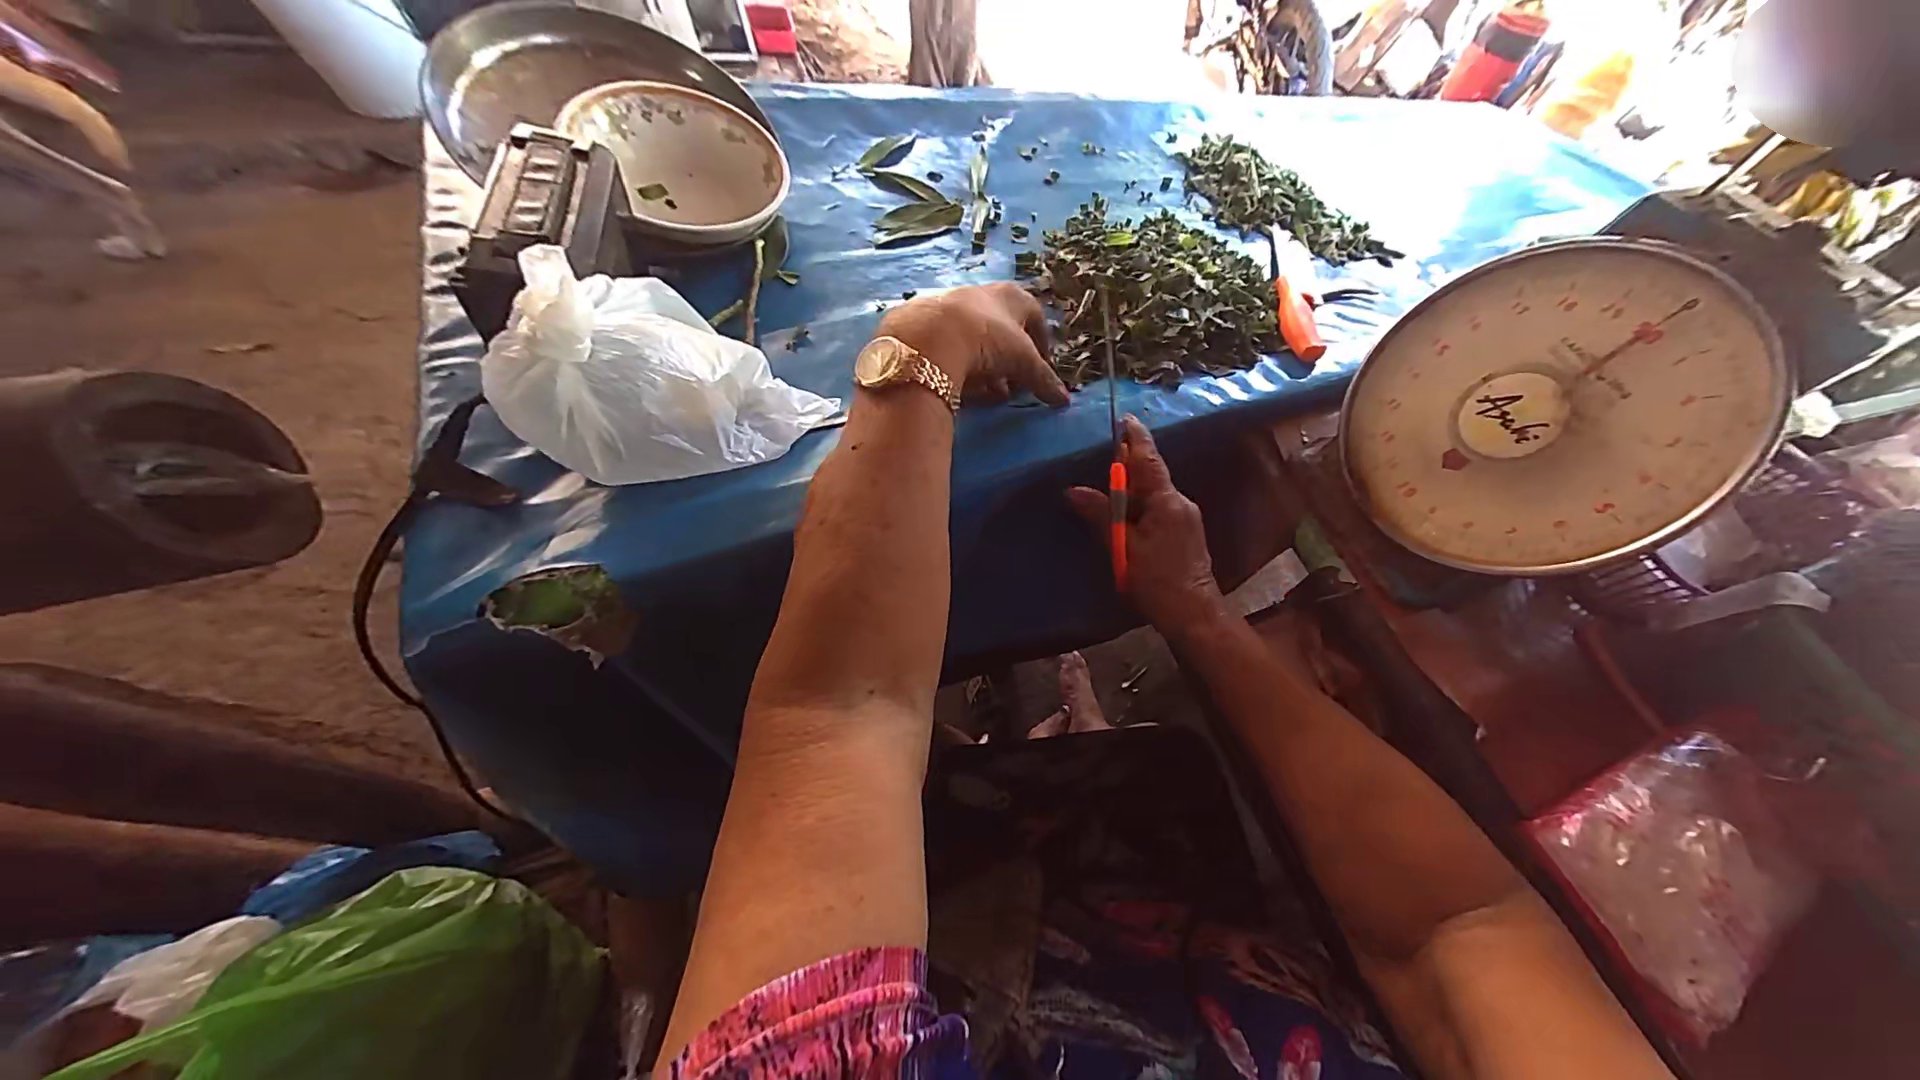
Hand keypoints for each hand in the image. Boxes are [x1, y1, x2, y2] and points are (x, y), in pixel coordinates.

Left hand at [877, 284, 1069, 406]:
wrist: (930, 335)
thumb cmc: (989, 339)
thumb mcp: (1022, 361)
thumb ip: (1043, 380)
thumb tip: (1063, 400)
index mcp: (1012, 296)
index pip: (1035, 318)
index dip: (1041, 347)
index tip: (1041, 370)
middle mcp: (982, 296)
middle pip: (1003, 332)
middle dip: (1011, 363)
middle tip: (1013, 388)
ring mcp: (952, 309)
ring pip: (976, 342)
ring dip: (987, 369)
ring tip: (990, 395)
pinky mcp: (927, 327)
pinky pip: (951, 350)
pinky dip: (962, 368)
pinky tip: (962, 389)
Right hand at [1067, 416, 1226, 632]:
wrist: (1193, 614)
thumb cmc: (1157, 581)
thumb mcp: (1123, 547)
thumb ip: (1101, 515)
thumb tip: (1074, 491)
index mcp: (1167, 501)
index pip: (1148, 460)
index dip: (1135, 439)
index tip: (1125, 420)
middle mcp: (1180, 503)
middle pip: (1151, 476)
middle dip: (1128, 464)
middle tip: (1104, 453)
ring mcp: (1185, 518)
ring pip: (1154, 494)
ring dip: (1132, 487)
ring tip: (1107, 484)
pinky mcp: (1184, 533)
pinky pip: (1158, 509)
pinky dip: (1139, 505)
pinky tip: (1123, 513)